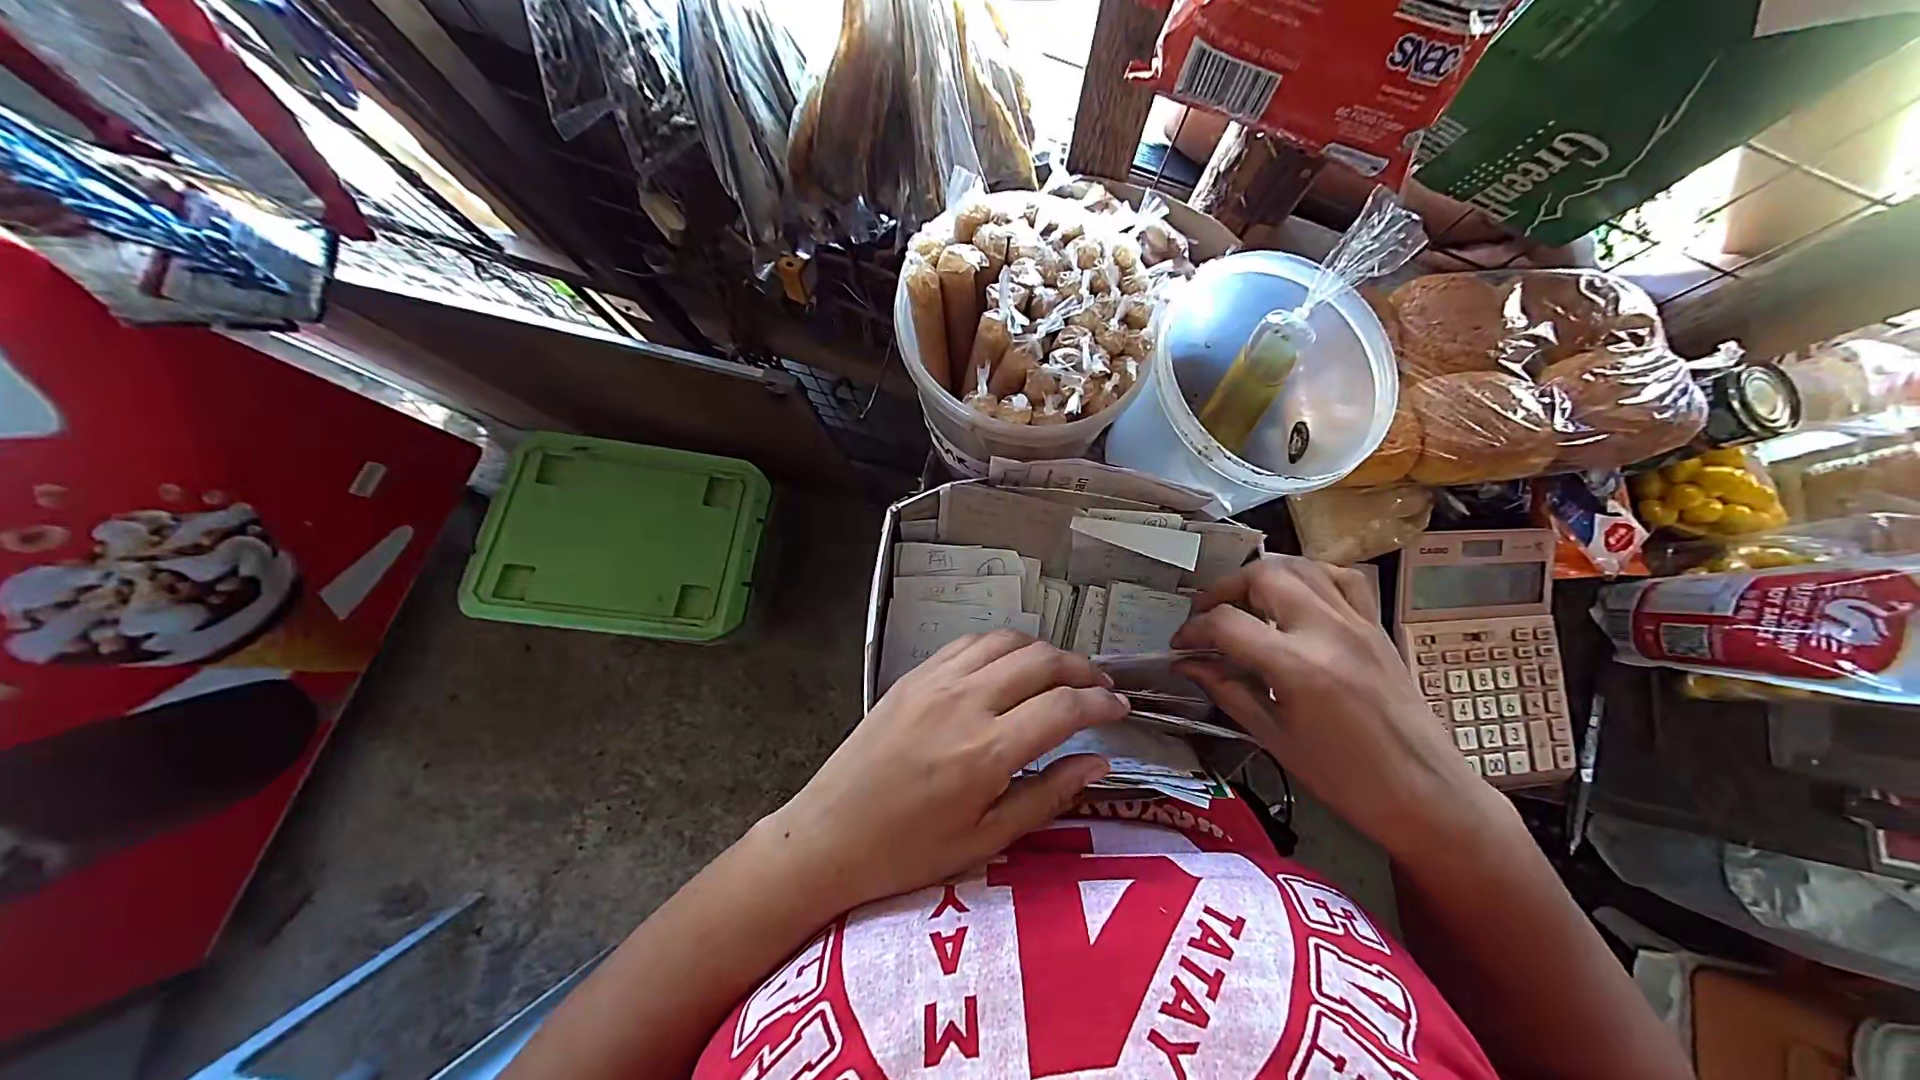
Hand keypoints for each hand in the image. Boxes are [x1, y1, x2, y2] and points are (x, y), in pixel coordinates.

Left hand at [757, 630, 1128, 913]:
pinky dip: (1001, 645)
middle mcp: (964, 703)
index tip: (1121, 708)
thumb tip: (1096, 762)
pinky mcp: (913, 675)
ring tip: (1062, 672)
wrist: (830, 834)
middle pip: (1041, 661)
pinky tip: (1010, 664)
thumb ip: (1048, 795)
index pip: (1064, 706)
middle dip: (1082, 668)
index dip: (1102, 703)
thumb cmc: (909, 851)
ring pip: (1007, 642)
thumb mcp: (987, 839)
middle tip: (1100, 687)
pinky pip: (968, 643)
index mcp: (986, 752)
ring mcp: (935, 682)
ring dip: (1044, 650)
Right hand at [1171, 555, 1494, 853]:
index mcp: (1298, 666)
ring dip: (1263, 576)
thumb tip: (1188, 664)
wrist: (1427, 794)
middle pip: (1263, 575)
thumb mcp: (1274, 737)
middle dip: (1224, 588)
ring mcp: (1358, 623)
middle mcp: (1328, 631)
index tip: (1181, 645)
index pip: (1228, 623)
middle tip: (1208, 615)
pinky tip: (1294, 597)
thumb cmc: (1345, 779)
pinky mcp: (1377, 626)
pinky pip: (1341, 578)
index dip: (1194, 630)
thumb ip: (1227, 690)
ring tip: (1244, 601)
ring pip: (1301, 566)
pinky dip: (1309, 576)